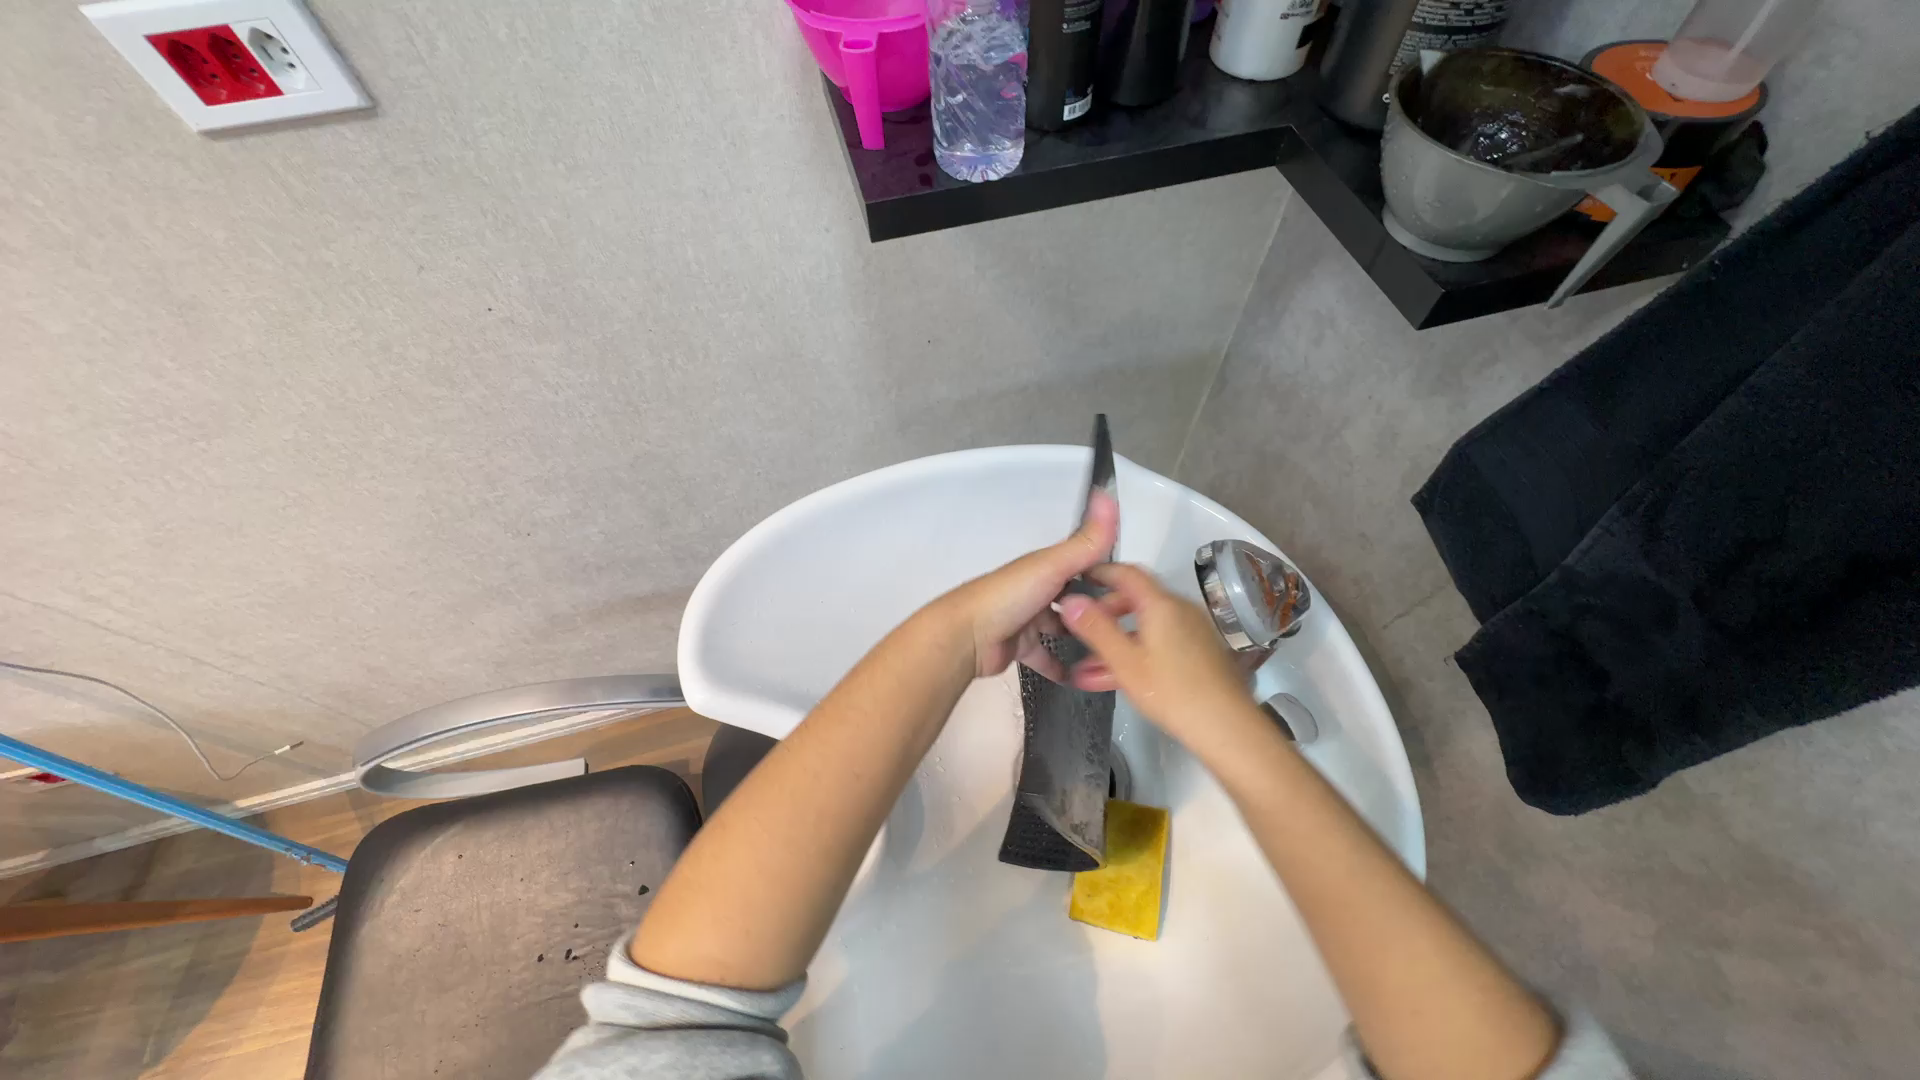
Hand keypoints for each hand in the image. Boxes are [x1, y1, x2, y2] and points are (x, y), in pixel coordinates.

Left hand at [934, 489, 1117, 681]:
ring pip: (1060, 628)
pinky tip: (1080, 676)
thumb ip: (1085, 542)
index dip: (1108, 578)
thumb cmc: (1010, 596)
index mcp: (1043, 567)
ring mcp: (1026, 619)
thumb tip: (1108, 495)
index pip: (1083, 567)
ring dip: (1081, 638)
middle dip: (1096, 612)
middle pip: (1073, 598)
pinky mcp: (1018, 647)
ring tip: (1109, 654)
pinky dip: (1060, 666)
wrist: (966, 636)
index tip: (1135, 596)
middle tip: (1125, 631)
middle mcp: (1035, 590)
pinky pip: (1044, 657)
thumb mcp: (1052, 565)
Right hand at [1057, 563, 1265, 759]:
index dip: (1100, 572)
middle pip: (1136, 601)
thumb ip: (1096, 629)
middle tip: (1080, 632)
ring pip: (1145, 628)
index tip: (1078, 579)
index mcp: (1161, 605)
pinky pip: (1160, 643)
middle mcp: (1180, 610)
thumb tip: (1069, 600)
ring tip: (1087, 670)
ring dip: (1116, 644)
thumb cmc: (1172, 691)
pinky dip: (1136, 654)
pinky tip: (1115, 680)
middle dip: (1104, 616)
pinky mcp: (1199, 652)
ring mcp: (1192, 631)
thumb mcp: (1125, 662)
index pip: (1127, 573)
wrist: (1227, 726)